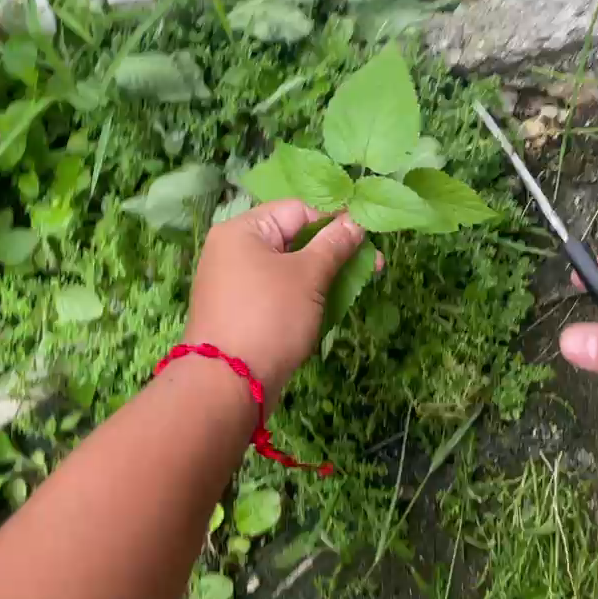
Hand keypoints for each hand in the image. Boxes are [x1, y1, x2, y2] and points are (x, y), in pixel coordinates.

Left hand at [182, 201, 366, 390]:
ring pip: (289, 268)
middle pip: (294, 238)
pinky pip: (279, 292)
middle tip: (372, 265)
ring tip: (354, 287)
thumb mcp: (308, 275)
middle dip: (333, 251)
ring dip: (323, 275)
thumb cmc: (269, 317)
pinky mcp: (241, 312)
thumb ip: (334, 243)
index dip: (334, 220)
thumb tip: (356, 221)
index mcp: (243, 230)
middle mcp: (234, 250)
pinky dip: (304, 295)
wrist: (226, 388)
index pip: (298, 210)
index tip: (366, 237)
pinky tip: (329, 306)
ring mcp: (235, 283)